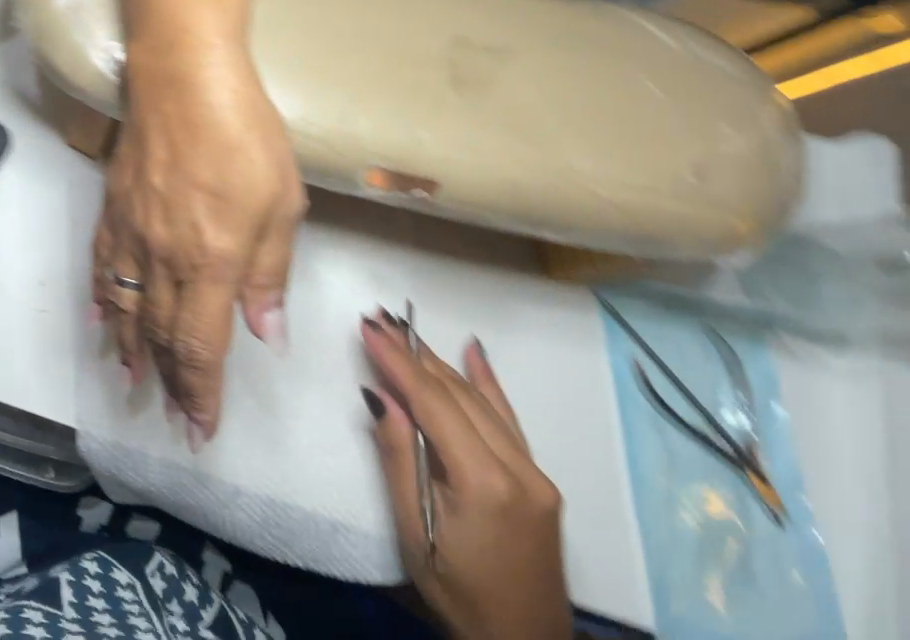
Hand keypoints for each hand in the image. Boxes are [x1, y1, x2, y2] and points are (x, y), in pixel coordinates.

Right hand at [93, 44, 304, 446]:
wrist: (182, 80)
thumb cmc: (246, 136)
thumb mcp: (282, 203)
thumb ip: (270, 273)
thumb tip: (263, 334)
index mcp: (211, 264)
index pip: (200, 346)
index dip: (200, 392)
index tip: (200, 427)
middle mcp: (163, 261)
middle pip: (160, 336)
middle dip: (168, 382)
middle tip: (171, 416)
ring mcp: (130, 236)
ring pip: (126, 309)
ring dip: (131, 351)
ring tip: (133, 381)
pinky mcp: (112, 211)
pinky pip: (103, 268)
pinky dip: (103, 301)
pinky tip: (102, 319)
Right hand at [360, 314, 572, 639]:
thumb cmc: (455, 591)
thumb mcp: (413, 530)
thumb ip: (399, 459)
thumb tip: (378, 396)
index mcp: (484, 482)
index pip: (434, 404)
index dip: (399, 362)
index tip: (369, 327)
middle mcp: (519, 469)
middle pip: (459, 396)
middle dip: (415, 354)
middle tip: (379, 318)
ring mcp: (535, 473)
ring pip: (482, 402)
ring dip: (441, 363)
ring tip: (406, 330)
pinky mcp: (540, 480)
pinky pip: (508, 420)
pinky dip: (489, 383)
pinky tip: (475, 351)